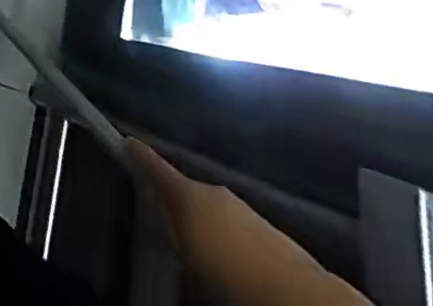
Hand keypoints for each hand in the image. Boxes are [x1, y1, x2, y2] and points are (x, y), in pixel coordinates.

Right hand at [124, 140, 366, 305]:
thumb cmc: (233, 280)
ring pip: (214, 211)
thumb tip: (165, 267)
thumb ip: (173, 263)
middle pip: (184, 190)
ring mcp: (247, 211)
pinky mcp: (273, 232)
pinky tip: (231, 268)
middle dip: (172, 203)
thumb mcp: (189, 277)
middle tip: (160, 222)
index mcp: (186, 197)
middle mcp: (214, 194)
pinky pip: (238, 228)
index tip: (124, 141)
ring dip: (204, 225)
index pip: (154, 166)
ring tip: (196, 253)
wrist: (308, 302)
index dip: (137, 154)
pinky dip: (229, 240)